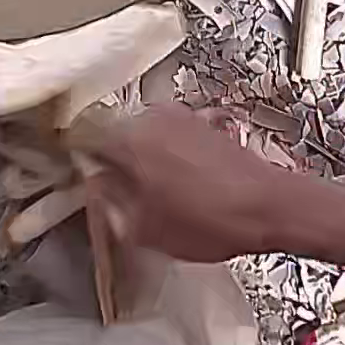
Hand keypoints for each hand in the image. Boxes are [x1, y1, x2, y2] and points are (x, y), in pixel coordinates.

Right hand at [73, 104, 309, 262]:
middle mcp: (150, 117)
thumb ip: (110, 204)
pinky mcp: (201, 122)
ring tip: (147, 190)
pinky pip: (166, 134)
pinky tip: (174, 182)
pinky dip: (161, 152)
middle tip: (111, 188)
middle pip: (111, 132)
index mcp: (128, 139)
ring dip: (136, 154)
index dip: (75, 157)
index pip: (81, 136)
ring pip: (140, 132)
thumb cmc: (212, 219)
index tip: (75, 173)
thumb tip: (98, 189)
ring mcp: (179, 115)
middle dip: (108, 158)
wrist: (270, 207)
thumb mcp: (145, 228)